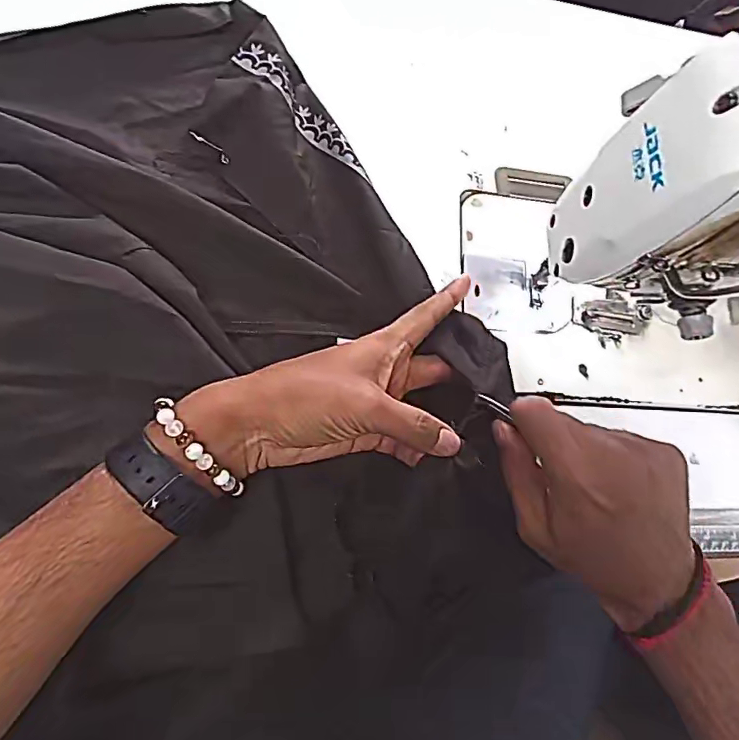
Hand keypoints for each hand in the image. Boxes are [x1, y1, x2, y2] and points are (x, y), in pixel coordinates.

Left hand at [167, 277, 471, 477]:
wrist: (258, 427)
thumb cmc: (296, 393)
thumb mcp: (366, 404)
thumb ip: (413, 424)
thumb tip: (448, 438)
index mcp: (384, 347)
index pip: (424, 317)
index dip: (445, 301)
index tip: (465, 284)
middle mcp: (382, 371)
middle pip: (431, 370)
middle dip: (454, 380)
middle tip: (480, 393)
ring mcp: (375, 401)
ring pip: (418, 410)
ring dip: (435, 424)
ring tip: (456, 436)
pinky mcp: (365, 429)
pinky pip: (402, 436)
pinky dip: (414, 447)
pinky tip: (424, 455)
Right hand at [492, 397, 698, 630]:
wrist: (656, 579)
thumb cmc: (598, 560)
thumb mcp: (537, 528)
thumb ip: (517, 471)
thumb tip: (506, 433)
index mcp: (576, 472)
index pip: (535, 409)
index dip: (522, 419)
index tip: (522, 433)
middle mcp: (612, 454)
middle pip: (564, 419)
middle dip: (556, 442)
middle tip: (564, 478)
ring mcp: (642, 450)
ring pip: (594, 429)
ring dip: (587, 451)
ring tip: (596, 488)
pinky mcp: (663, 451)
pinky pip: (624, 439)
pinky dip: (616, 457)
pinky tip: (619, 487)